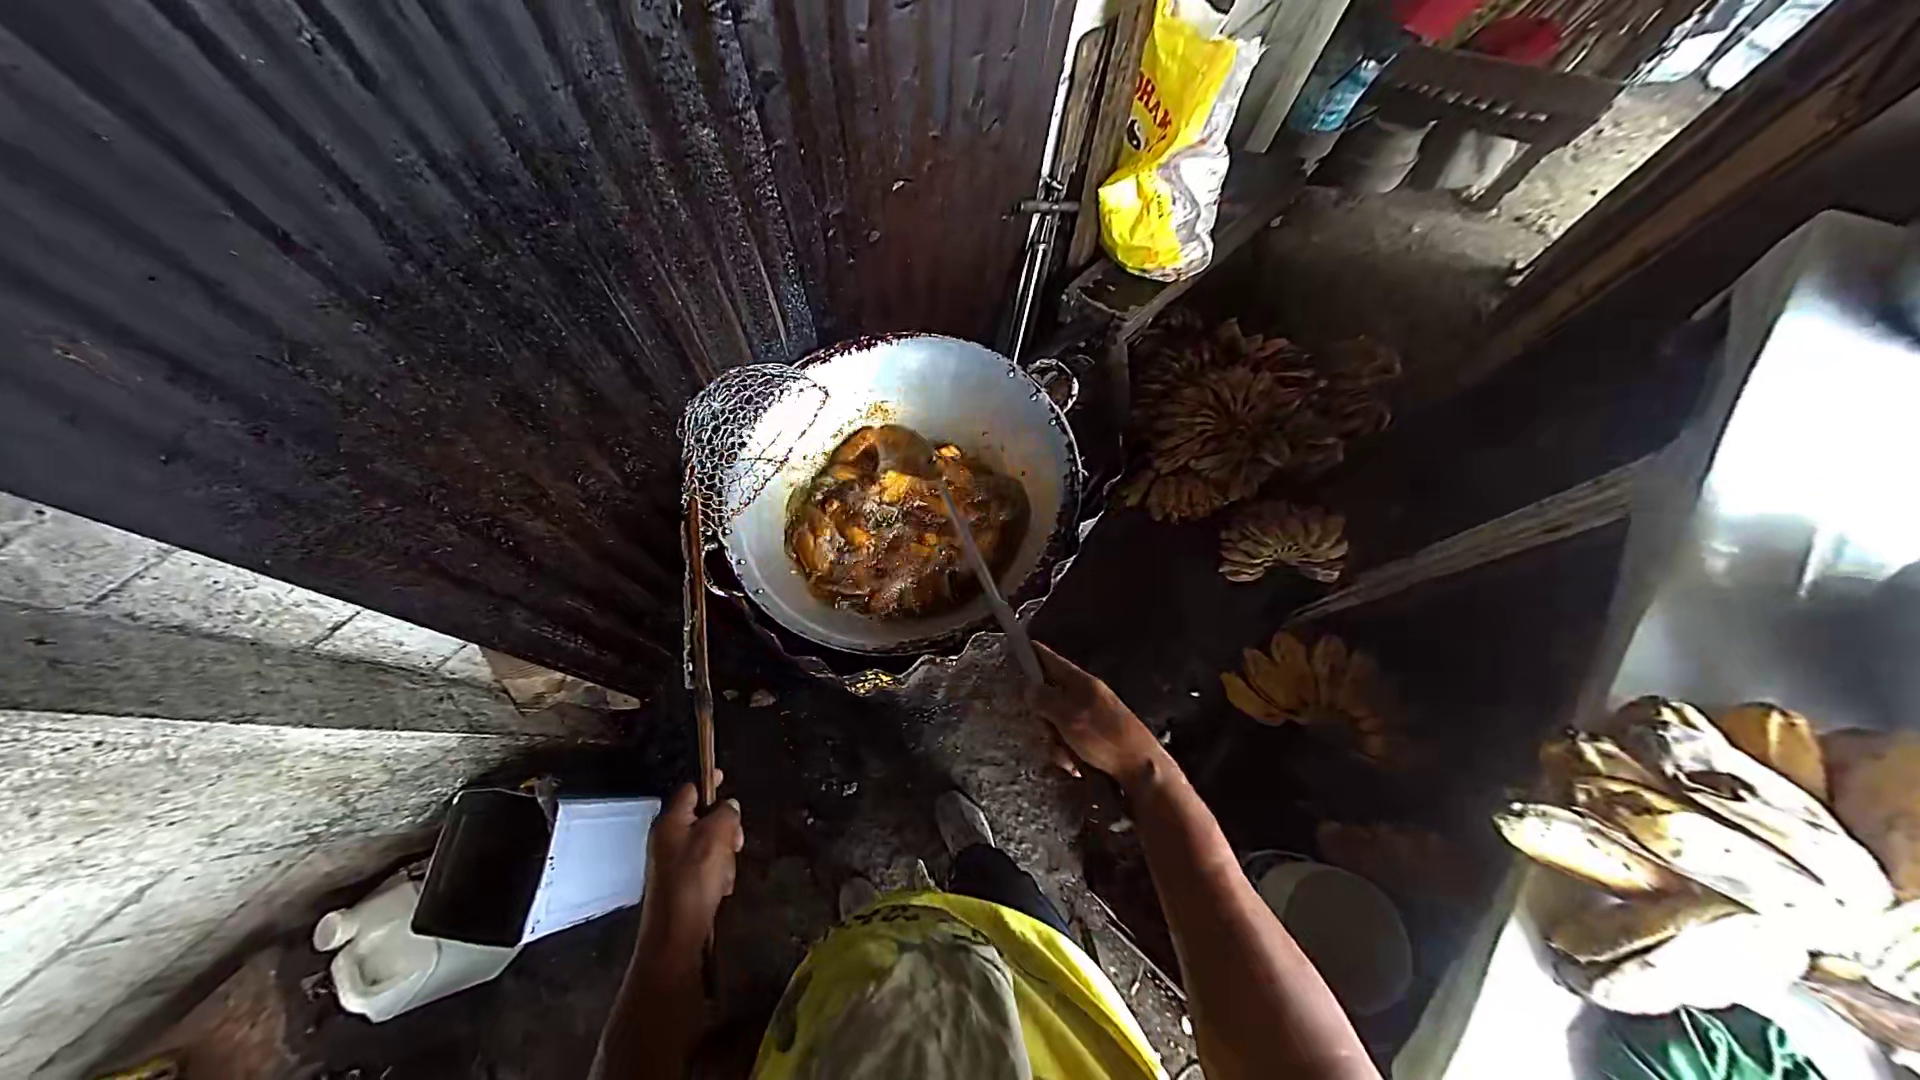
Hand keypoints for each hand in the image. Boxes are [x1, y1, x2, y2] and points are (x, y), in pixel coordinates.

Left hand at [642, 775, 743, 943]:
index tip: (723, 775)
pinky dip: (718, 871)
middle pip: (703, 816)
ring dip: (724, 852)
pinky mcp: (681, 883)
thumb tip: (729, 806)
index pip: (690, 789)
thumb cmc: (694, 880)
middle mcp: (667, 839)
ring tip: (726, 870)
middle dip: (724, 826)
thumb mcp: (716, 836)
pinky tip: (721, 885)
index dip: (709, 781)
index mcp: (670, 822)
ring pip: (709, 842)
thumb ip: (726, 813)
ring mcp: (672, 862)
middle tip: (735, 840)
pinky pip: (706, 865)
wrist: (677, 935)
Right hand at [1032, 643, 1167, 789]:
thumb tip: (1029, 687)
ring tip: (1068, 755)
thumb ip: (1046, 700)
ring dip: (1056, 743)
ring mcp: (1090, 720)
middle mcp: (1086, 698)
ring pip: (1055, 725)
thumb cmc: (1107, 738)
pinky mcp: (1093, 740)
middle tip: (1048, 730)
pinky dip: (1068, 755)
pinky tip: (1076, 764)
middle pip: (1049, 699)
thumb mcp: (1070, 716)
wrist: (1140, 770)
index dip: (1037, 654)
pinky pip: (1068, 743)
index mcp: (1082, 684)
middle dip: (1044, 719)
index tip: (1024, 645)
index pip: (1054, 662)